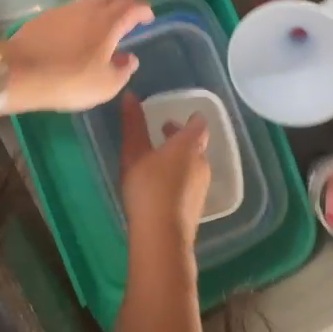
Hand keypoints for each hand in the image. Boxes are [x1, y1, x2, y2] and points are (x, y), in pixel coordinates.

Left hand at [3, 0, 152, 112]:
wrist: (19, 72)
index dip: (144, 10)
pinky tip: (78, 30)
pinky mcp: (46, 16)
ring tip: (106, 23)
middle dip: (125, 5)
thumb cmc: (69, 79)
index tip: (149, 17)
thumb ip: (123, 70)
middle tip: (130, 16)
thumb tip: (130, 58)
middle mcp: (89, 8)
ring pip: (91, 1)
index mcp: (109, 22)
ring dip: (103, 8)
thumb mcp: (105, 85)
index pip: (133, 7)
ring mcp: (65, 10)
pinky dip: (83, 16)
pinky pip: (73, 10)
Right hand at [118, 93, 210, 244]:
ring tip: (160, 162)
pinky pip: (191, 184)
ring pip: (195, 166)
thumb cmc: (148, 187)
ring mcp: (202, 187)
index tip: (179, 117)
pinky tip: (163, 188)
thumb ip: (133, 125)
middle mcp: (201, 163)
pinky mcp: (197, 207)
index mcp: (189, 145)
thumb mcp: (134, 153)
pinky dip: (180, 178)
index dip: (191, 119)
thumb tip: (130, 95)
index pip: (198, 124)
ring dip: (180, 159)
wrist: (163, 236)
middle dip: (181, 139)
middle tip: (163, 135)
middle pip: (197, 145)